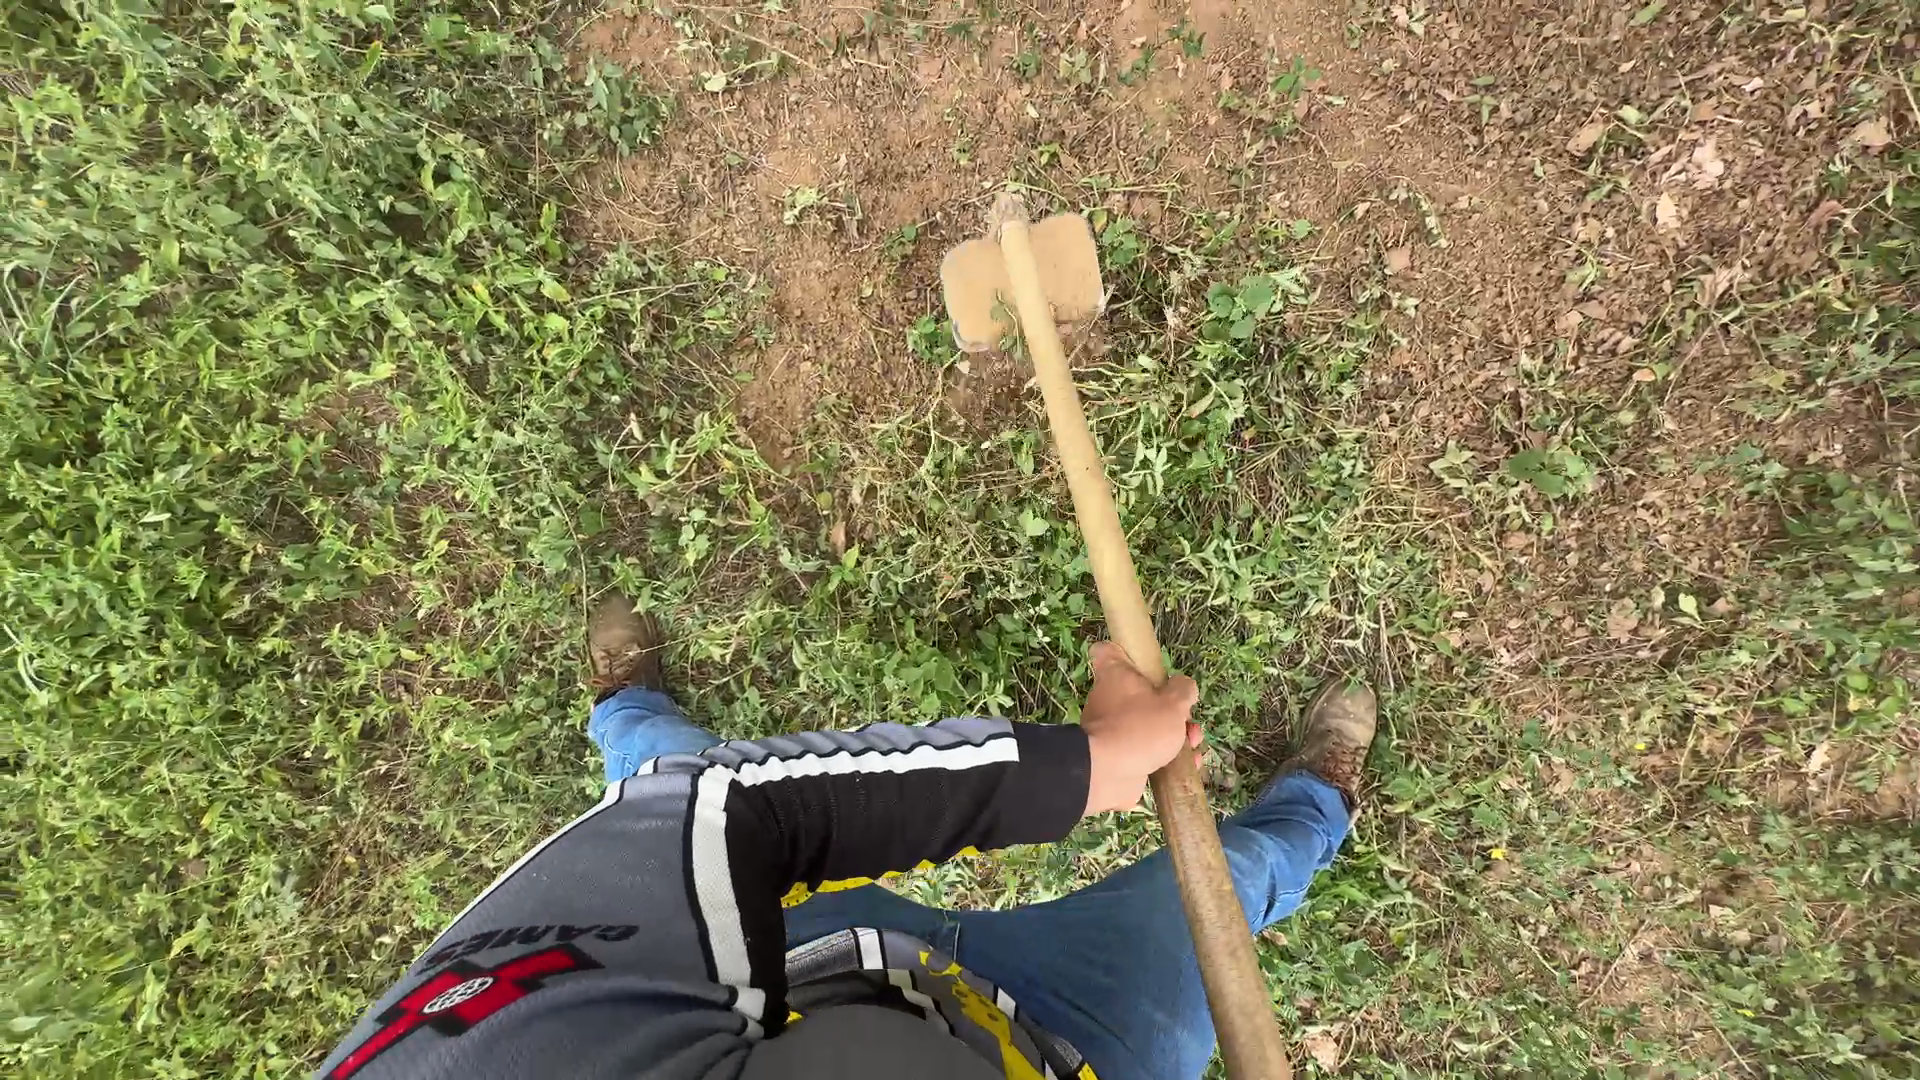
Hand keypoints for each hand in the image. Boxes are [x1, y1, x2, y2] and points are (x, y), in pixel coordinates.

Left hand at [1080, 642, 1201, 814]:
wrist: (1107, 773)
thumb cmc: (1139, 727)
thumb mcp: (1173, 704)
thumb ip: (1183, 690)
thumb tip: (1183, 685)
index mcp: (1115, 674)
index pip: (1109, 650)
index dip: (1125, 652)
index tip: (1147, 662)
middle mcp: (1108, 697)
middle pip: (1142, 693)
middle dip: (1172, 708)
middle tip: (1188, 720)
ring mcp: (1111, 727)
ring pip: (1147, 723)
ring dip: (1175, 734)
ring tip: (1194, 745)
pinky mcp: (1116, 753)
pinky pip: (1145, 748)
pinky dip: (1166, 755)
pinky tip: (1189, 764)